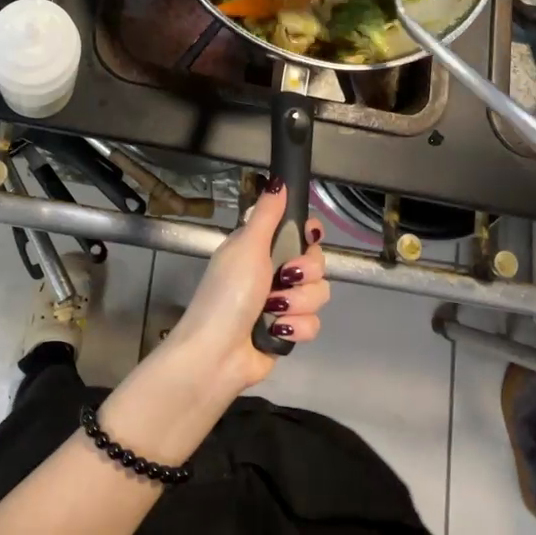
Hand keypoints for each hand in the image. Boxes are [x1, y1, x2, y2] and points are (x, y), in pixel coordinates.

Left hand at [160, 180, 329, 396]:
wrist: (217, 354)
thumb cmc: (228, 294)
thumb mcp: (246, 246)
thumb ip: (267, 215)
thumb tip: (278, 181)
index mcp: (257, 248)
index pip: (298, 232)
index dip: (309, 234)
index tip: (309, 235)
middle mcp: (271, 272)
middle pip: (316, 263)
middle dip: (304, 273)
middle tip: (283, 278)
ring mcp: (281, 304)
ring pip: (318, 295)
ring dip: (296, 303)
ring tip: (272, 310)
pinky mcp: (287, 333)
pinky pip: (313, 324)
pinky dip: (295, 328)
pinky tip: (276, 332)